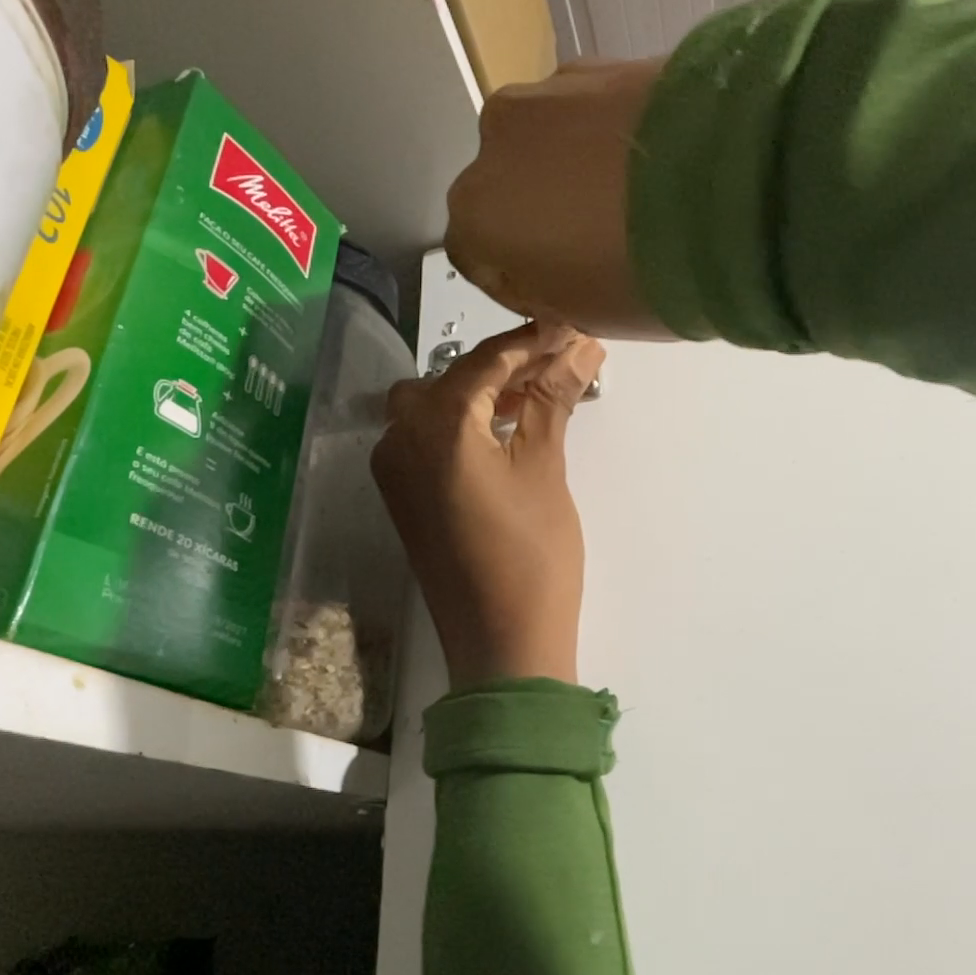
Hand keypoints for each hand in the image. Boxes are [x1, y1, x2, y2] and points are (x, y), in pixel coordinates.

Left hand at [372, 325, 607, 687]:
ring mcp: (395, 471)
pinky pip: (427, 440)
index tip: (571, 329)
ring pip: (434, 407)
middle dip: (504, 366)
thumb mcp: (545, 469)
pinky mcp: (404, 499)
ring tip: (537, 397)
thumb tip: (580, 348)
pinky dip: (462, 426)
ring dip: (480, 394)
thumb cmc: (532, 555)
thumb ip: (552, 400)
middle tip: (559, 364)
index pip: (486, 361)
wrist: (502, 645)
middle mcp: (400, 439)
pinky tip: (505, 432)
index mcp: (435, 425)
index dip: (532, 340)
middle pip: (452, 379)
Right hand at [446, 58, 675, 339]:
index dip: (521, 281)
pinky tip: (658, 168)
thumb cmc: (645, 272)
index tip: (560, 292)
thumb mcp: (586, 317)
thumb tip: (551, 280)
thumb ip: (549, 296)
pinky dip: (612, 140)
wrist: (732, 187)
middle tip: (601, 245)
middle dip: (545, 217)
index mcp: (476, 217)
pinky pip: (593, 114)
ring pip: (550, 145)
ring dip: (577, 173)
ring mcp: (550, 91)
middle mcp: (495, 143)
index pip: (480, 260)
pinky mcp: (604, 62)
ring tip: (638, 204)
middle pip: (511, 191)